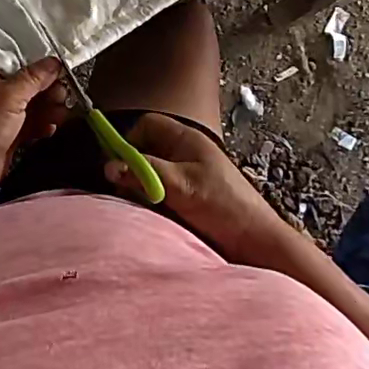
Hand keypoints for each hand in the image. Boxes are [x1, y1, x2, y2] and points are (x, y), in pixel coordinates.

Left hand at [0, 59, 67, 199]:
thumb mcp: (9, 95)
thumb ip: (34, 78)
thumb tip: (54, 63)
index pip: (20, 60)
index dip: (41, 65)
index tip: (61, 70)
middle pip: (31, 84)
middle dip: (49, 89)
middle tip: (62, 95)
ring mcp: (2, 112)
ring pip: (34, 105)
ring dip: (50, 108)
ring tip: (61, 112)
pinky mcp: (10, 133)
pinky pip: (33, 124)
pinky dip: (44, 124)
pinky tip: (52, 126)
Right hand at [102, 113, 288, 261]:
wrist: (257, 244)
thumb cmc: (226, 208)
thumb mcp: (181, 186)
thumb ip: (145, 173)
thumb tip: (110, 167)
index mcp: (186, 140)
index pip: (147, 125)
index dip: (129, 139)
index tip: (120, 164)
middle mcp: (185, 153)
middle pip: (145, 149)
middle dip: (134, 168)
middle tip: (130, 190)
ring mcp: (187, 175)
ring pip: (150, 172)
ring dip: (143, 188)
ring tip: (146, 205)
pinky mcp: (188, 197)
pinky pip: (159, 191)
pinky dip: (153, 201)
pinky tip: (157, 215)